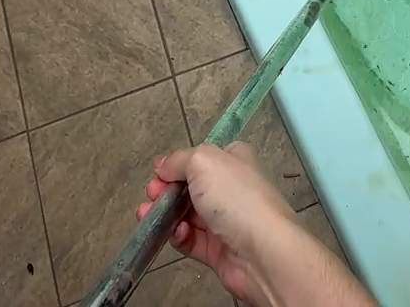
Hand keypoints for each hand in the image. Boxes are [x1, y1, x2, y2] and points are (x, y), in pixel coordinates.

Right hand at [137, 142, 295, 301]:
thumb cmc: (236, 197)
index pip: (199, 158)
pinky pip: (191, 240)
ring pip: (186, 215)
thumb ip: (178, 160)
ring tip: (148, 216)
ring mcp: (224, 220)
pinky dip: (179, 236)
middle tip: (150, 196)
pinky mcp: (218, 249)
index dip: (176, 165)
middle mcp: (229, 187)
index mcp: (232, 159)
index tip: (157, 173)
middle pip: (189, 187)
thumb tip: (162, 165)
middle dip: (165, 191)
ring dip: (165, 215)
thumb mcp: (202, 161)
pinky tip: (177, 234)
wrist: (262, 251)